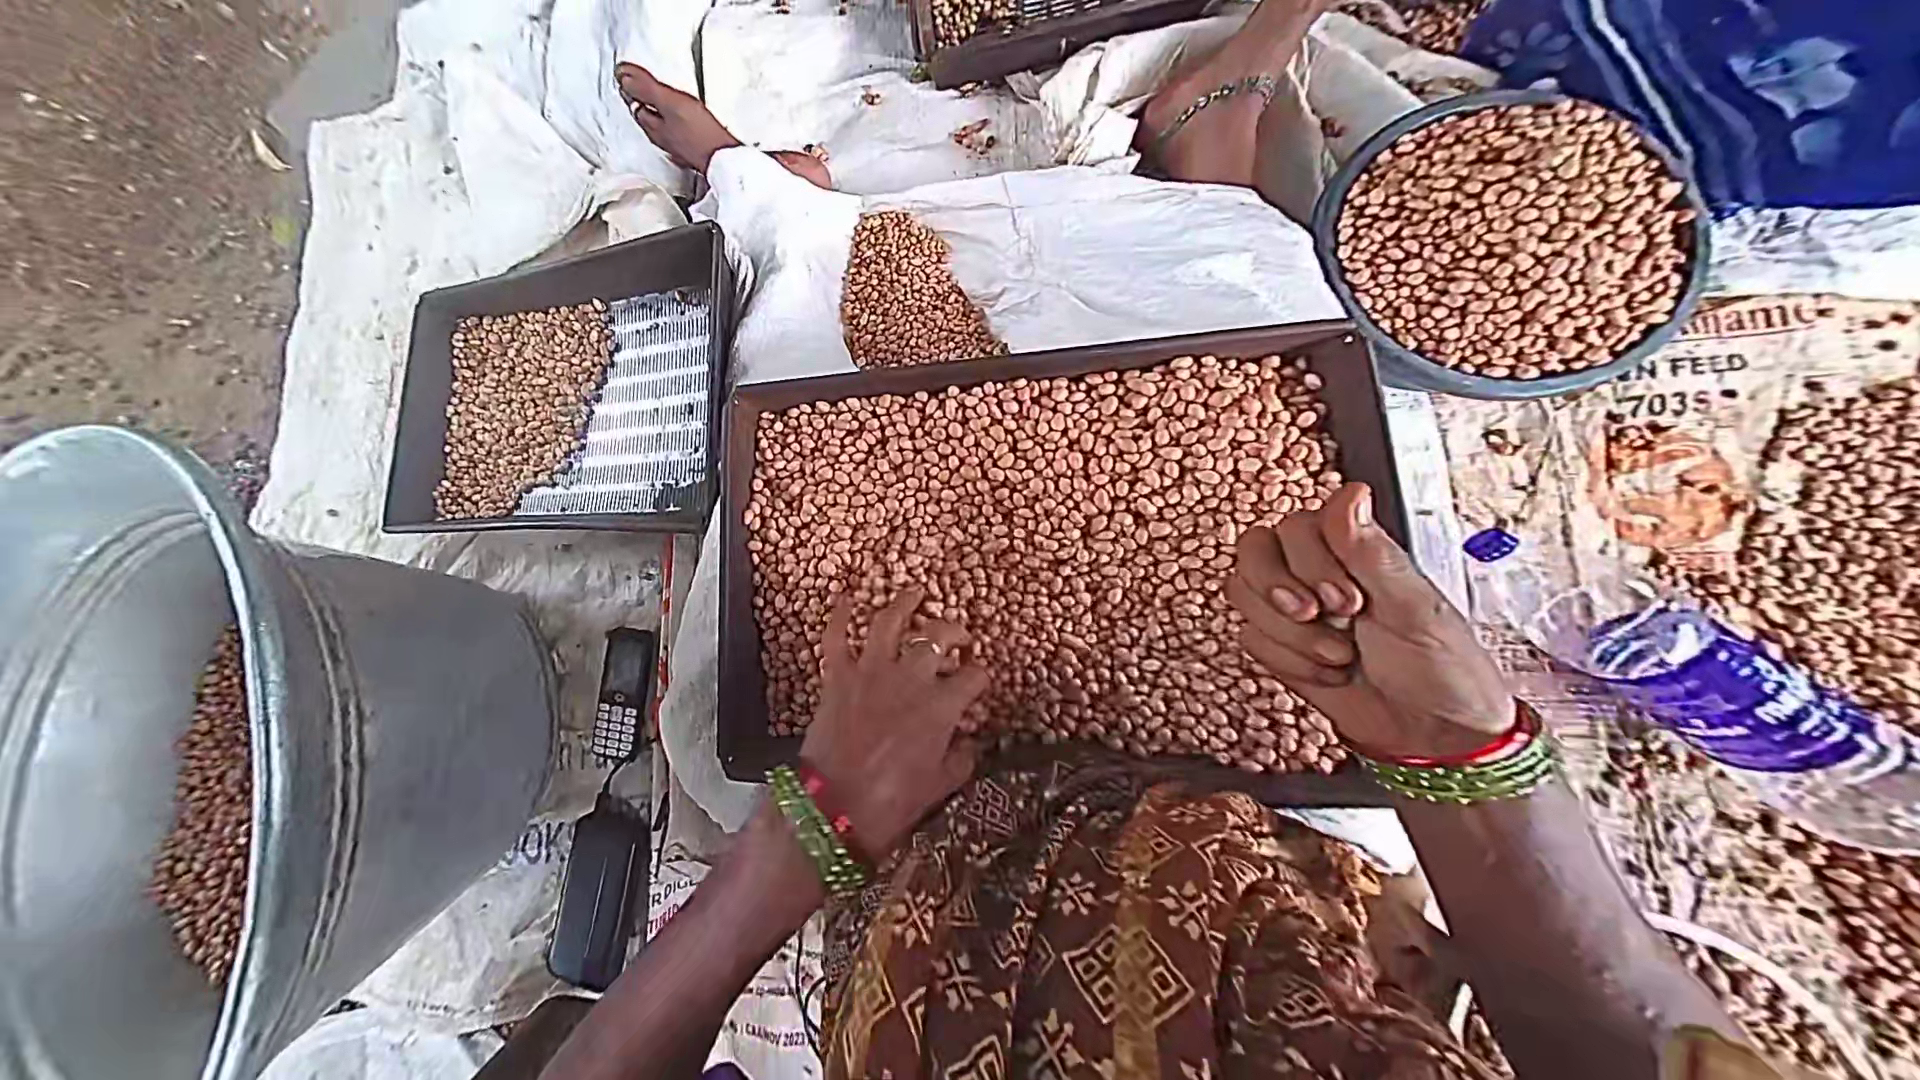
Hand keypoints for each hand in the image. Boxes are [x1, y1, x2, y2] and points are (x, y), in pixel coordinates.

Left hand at [615, 63, 740, 172]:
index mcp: (654, 129)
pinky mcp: (697, 155)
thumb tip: (621, 76)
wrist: (728, 162)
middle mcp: (664, 142)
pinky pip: (681, 140)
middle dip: (644, 105)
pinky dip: (678, 130)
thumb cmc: (701, 135)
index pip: (635, 106)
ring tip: (662, 106)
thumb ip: (645, 89)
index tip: (628, 76)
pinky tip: (683, 128)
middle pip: (648, 120)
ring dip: (661, 119)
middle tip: (642, 90)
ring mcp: (680, 150)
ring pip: (664, 131)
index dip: (631, 90)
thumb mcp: (670, 103)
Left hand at [799, 589, 989, 858]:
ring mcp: (870, 672)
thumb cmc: (892, 803)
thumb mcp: (941, 785)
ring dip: (904, 603)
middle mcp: (909, 679)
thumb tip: (969, 742)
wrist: (833, 812)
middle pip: (938, 638)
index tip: (978, 685)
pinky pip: (835, 637)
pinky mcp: (838, 677)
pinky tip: (847, 598)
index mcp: (940, 706)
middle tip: (958, 637)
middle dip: (954, 633)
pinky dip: (839, 615)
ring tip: (916, 593)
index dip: (980, 679)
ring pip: (889, 622)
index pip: (973, 677)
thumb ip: (962, 757)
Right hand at [1226, 482, 1513, 759]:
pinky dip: (1287, 660)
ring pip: (1242, 592)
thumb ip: (1373, 551)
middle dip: (1281, 590)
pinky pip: (1249, 636)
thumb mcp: (1415, 608)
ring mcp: (1288, 605)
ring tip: (1338, 653)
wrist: (1429, 735)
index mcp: (1352, 549)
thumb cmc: (1441, 668)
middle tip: (1323, 618)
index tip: (1348, 600)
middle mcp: (1312, 569)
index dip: (1309, 562)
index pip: (1295, 526)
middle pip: (1254, 549)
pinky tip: (1325, 670)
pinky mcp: (1274, 640)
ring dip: (1289, 633)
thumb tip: (1351, 495)